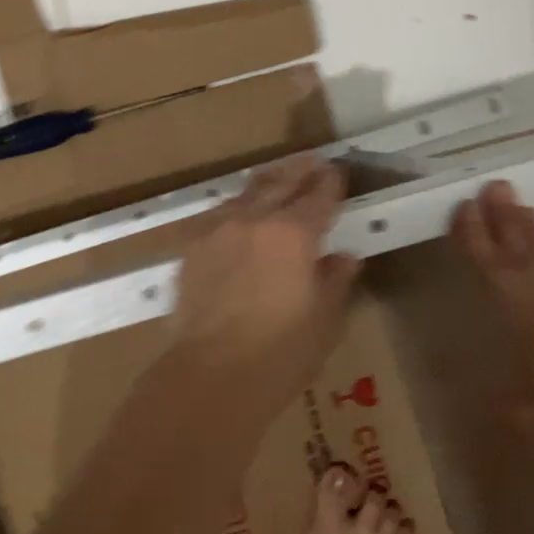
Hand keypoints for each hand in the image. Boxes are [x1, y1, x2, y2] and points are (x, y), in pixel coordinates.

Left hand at [172, 155, 361, 419]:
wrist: (211, 371)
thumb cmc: (280, 354)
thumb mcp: (324, 320)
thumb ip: (335, 281)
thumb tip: (343, 257)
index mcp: (294, 233)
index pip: (318, 196)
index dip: (330, 183)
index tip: (336, 173)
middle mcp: (255, 218)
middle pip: (280, 183)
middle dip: (298, 171)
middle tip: (311, 162)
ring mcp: (217, 228)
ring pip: (245, 194)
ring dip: (265, 184)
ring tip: (276, 179)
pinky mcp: (191, 245)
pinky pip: (217, 216)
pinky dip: (234, 209)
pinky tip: (238, 215)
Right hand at [451, 181, 533, 488]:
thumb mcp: (526, 420)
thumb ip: (501, 399)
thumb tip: (484, 390)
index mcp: (524, 313)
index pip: (491, 265)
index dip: (474, 235)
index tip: (463, 205)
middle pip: (523, 250)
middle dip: (506, 218)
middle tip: (496, 186)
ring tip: (523, 208)